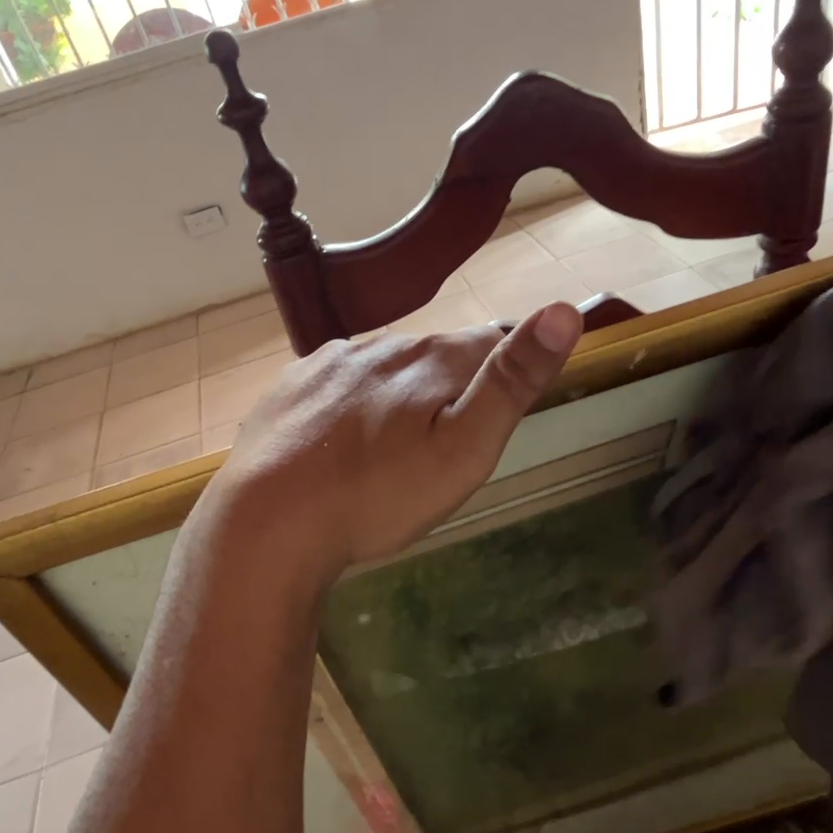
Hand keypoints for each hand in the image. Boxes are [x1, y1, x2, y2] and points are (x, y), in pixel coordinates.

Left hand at [199, 302, 583, 581]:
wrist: (268, 523)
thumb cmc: (379, 495)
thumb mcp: (465, 450)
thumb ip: (512, 381)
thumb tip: (564, 309)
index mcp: (433, 359)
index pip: (492, 340)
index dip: (508, 366)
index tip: (505, 403)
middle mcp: (384, 344)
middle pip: (437, 354)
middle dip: (453, 385)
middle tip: (449, 442)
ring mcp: (331, 361)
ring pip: (387, 366)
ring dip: (402, 393)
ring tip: (395, 447)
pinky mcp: (292, 385)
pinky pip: (339, 381)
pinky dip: (353, 402)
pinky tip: (342, 441)